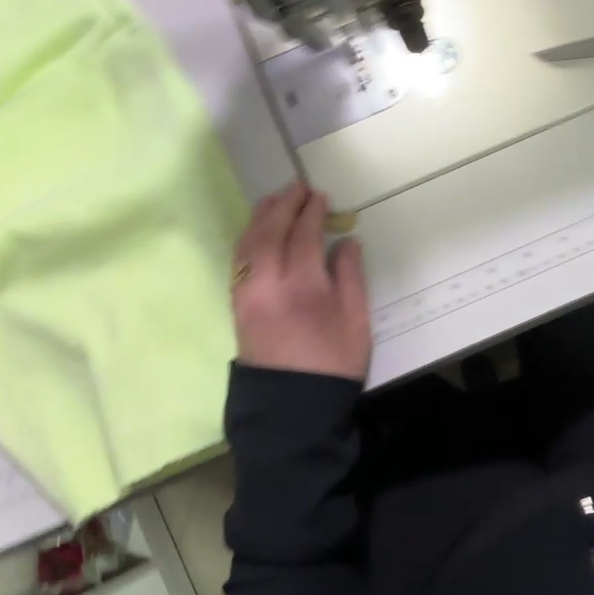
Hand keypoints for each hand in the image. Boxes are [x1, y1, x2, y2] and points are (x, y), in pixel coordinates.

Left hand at [231, 182, 370, 380]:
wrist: (293, 407)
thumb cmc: (333, 365)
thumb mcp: (356, 322)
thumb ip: (351, 277)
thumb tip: (346, 241)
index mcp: (303, 287)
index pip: (303, 235)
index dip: (312, 212)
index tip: (320, 196)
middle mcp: (268, 283)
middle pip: (270, 231)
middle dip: (283, 205)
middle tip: (298, 188)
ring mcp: (247, 293)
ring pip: (248, 242)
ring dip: (261, 216)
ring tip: (275, 199)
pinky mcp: (237, 304)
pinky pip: (239, 259)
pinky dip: (249, 237)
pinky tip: (258, 230)